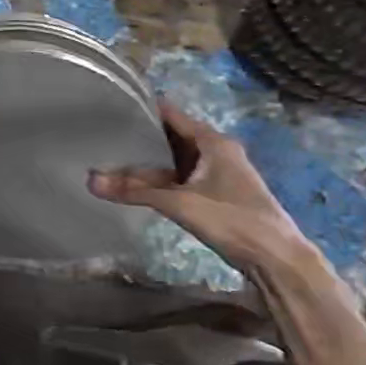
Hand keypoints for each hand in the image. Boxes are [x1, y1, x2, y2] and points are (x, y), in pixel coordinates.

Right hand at [88, 101, 311, 269]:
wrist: (275, 258)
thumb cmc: (232, 220)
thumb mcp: (179, 203)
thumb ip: (134, 191)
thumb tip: (90, 181)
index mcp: (213, 142)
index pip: (172, 114)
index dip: (144, 108)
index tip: (112, 105)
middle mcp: (216, 152)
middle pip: (171, 137)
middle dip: (140, 137)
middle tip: (104, 134)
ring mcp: (217, 174)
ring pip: (174, 161)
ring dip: (148, 162)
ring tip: (111, 158)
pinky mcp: (214, 195)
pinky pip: (180, 178)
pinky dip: (158, 179)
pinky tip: (136, 185)